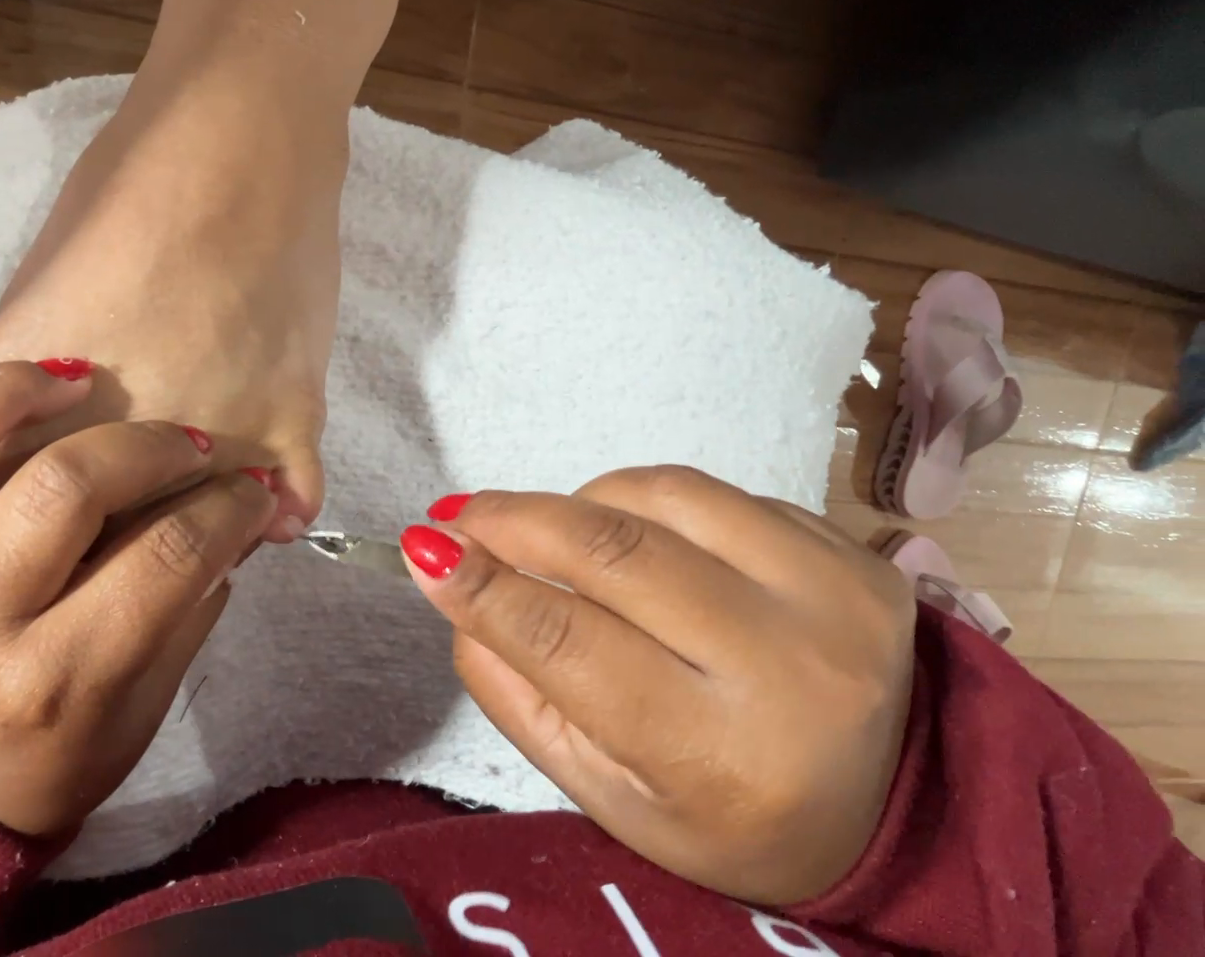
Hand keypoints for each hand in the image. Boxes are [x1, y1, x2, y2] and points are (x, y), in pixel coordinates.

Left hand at [0, 73, 343, 542]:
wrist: (232, 140)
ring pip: (201, 550)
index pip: (18, 529)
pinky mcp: (293, 421)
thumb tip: (25, 474)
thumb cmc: (120, 197)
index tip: (62, 545)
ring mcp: (212, 439)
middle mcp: (117, 442)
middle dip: (117, 561)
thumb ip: (15, 405)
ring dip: (200, 545)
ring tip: (205, 516)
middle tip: (136, 540)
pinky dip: (273, 512)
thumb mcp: (32, 303)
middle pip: (109, 555)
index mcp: (35, 413)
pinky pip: (283, 509)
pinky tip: (268, 496)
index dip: (42, 548)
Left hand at [0, 360, 277, 835]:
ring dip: (9, 392)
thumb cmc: (79, 739)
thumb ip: (198, 590)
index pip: (167, 557)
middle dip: (152, 447)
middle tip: (189, 443)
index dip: (228, 506)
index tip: (249, 487)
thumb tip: (244, 502)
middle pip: (63, 488)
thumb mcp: (155, 684)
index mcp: (54, 680)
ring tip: (71, 379)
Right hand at [403, 467, 917, 903]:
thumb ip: (510, 687)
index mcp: (717, 755)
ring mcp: (837, 596)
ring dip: (578, 502)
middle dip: (513, 519)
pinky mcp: (853, 552)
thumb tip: (451, 579)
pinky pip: (711, 493)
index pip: (568, 642)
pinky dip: (644, 505)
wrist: (883, 808)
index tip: (421, 545)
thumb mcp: (594, 787)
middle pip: (612, 551)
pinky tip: (640, 545)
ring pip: (660, 495)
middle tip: (459, 516)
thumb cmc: (712, 812)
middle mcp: (791, 667)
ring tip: (553, 536)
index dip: (483, 585)